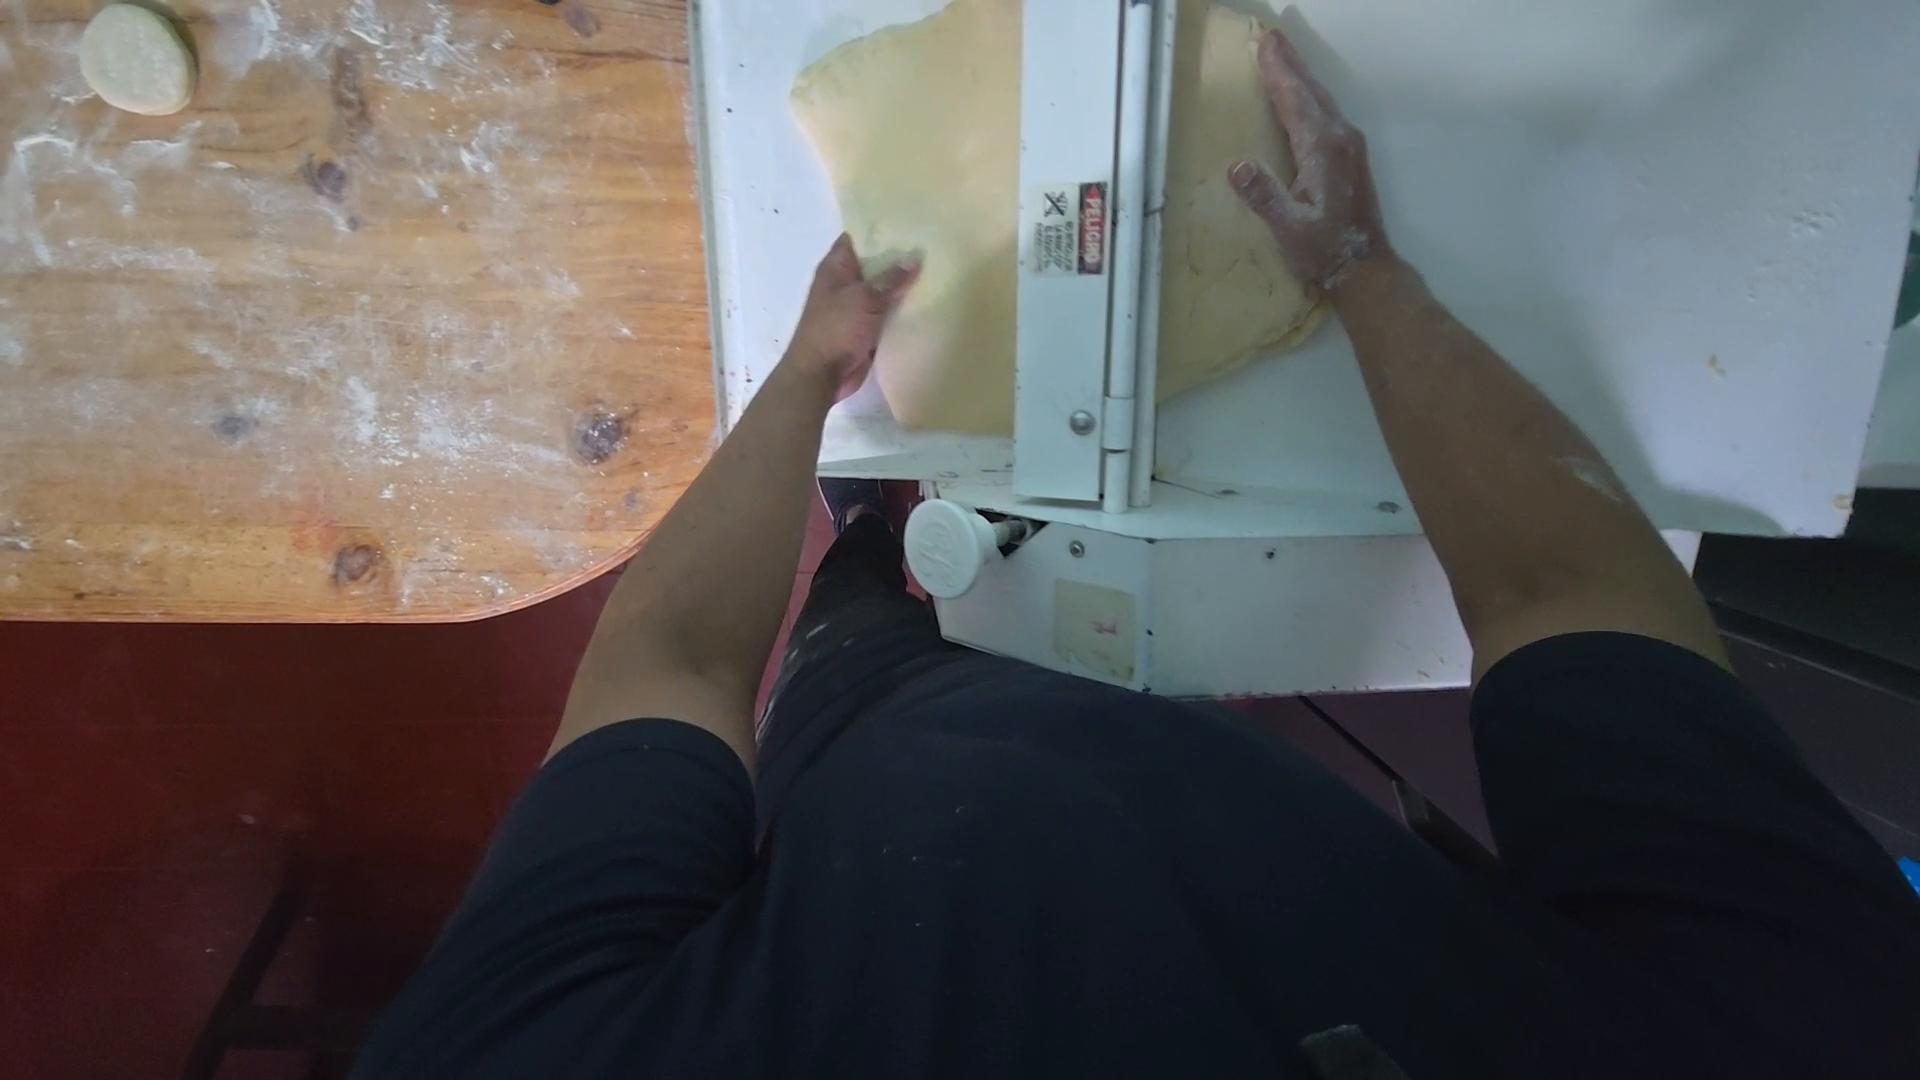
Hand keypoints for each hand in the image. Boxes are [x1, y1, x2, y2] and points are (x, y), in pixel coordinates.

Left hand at [784, 234, 920, 402]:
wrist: (822, 373)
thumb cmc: (836, 329)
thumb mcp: (864, 298)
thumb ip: (890, 279)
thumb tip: (914, 259)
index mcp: (836, 268)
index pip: (857, 238)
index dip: (879, 229)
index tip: (907, 223)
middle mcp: (845, 284)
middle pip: (874, 265)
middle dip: (898, 259)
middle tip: (930, 246)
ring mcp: (855, 309)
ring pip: (883, 292)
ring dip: (903, 288)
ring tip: (935, 272)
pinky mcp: (865, 330)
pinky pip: (887, 316)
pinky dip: (901, 312)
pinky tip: (926, 304)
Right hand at [1229, 30, 1391, 293]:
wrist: (1363, 266)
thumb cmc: (1323, 250)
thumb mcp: (1288, 228)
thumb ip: (1265, 196)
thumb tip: (1237, 166)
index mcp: (1323, 149)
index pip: (1296, 100)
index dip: (1279, 73)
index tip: (1265, 44)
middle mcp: (1340, 139)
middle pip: (1312, 92)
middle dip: (1291, 65)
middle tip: (1272, 39)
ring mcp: (1349, 147)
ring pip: (1321, 101)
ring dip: (1301, 78)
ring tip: (1284, 61)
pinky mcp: (1350, 158)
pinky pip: (1326, 115)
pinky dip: (1309, 98)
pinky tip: (1302, 101)